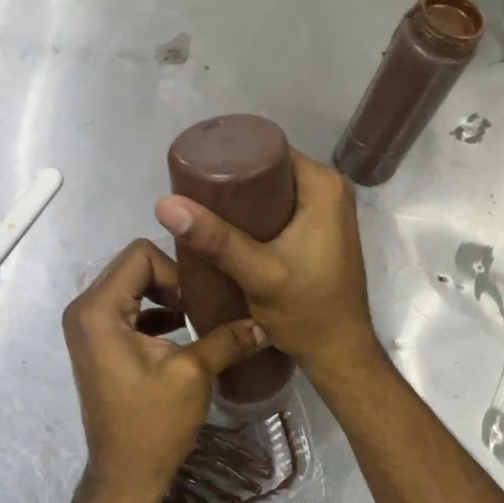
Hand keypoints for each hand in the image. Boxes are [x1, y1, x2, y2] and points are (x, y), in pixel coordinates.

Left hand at [61, 239, 268, 502]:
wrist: (125, 475)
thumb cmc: (153, 423)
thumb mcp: (195, 374)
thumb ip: (228, 338)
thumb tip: (268, 321)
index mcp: (98, 309)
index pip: (141, 254)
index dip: (176, 272)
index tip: (198, 304)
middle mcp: (85, 309)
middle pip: (135, 265)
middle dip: (173, 283)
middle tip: (202, 310)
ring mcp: (88, 326)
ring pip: (133, 285)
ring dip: (166, 297)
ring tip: (196, 321)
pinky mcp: (97, 342)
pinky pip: (127, 307)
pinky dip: (155, 313)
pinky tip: (182, 334)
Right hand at [153, 150, 378, 374]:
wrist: (339, 352)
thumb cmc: (306, 311)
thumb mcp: (258, 273)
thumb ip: (216, 240)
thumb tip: (164, 204)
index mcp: (324, 185)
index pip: (268, 149)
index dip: (230, 157)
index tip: (195, 174)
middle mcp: (331, 189)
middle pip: (270, 169)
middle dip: (232, 181)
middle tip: (194, 198)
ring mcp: (329, 210)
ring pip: (274, 190)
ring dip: (242, 201)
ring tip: (204, 212)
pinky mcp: (322, 231)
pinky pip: (283, 208)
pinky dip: (257, 216)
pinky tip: (227, 229)